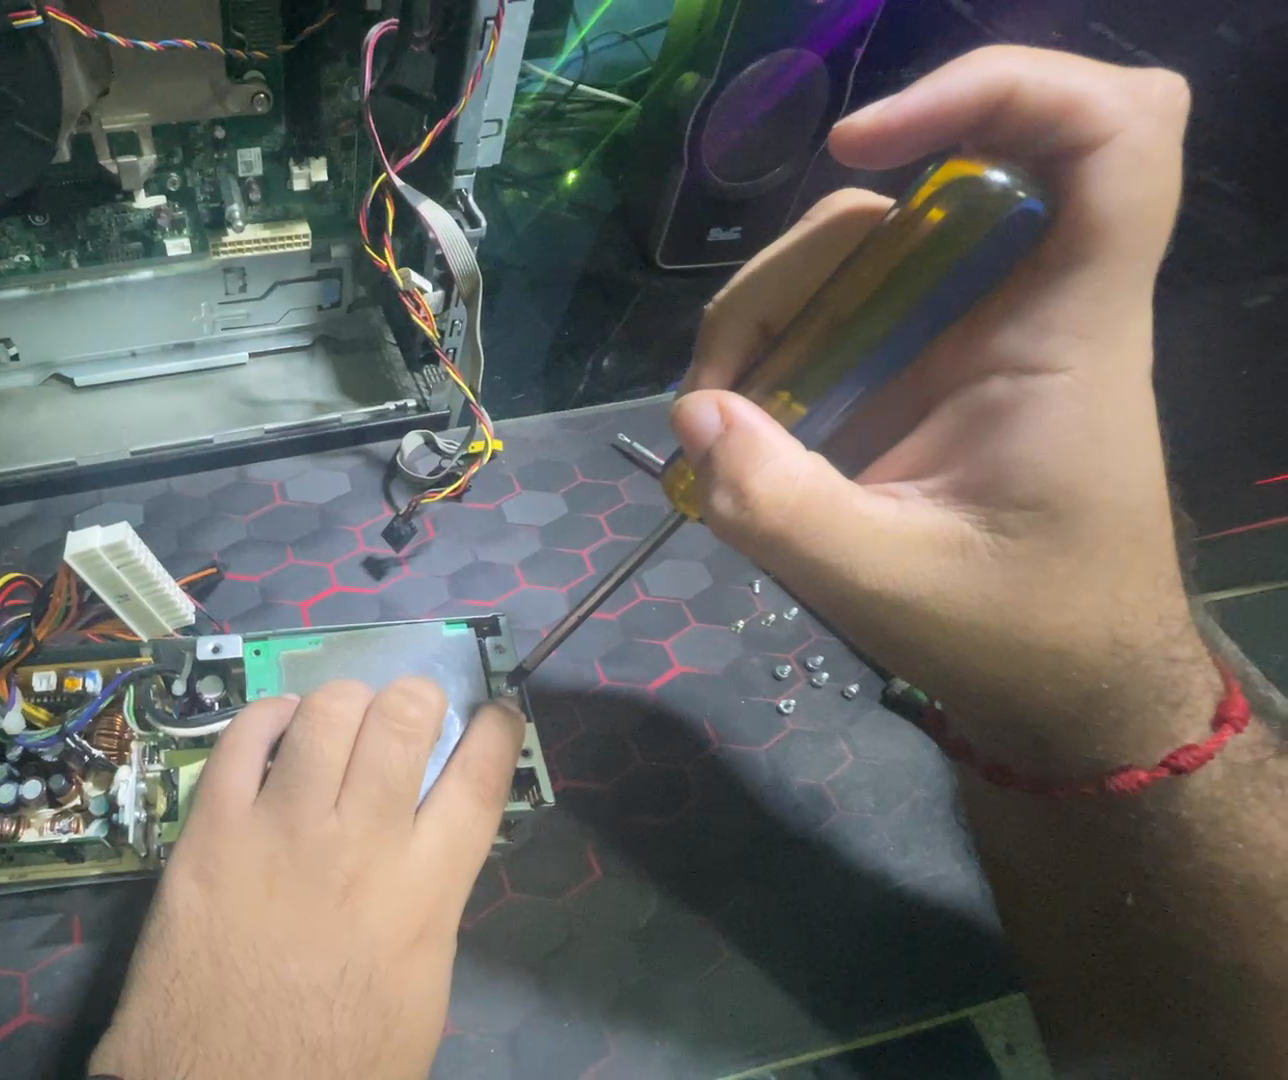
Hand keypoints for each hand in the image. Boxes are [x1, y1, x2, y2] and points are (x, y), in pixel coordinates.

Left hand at [89, 679, 524, 1079]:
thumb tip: (429, 834)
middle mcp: (357, 845)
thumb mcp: (416, 989)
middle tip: (407, 707)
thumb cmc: (333, 1060)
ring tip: (342, 715)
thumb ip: (428, 900)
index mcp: (421, 895)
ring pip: (325, 715)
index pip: (477, 784)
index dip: (496, 732)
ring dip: (343, 701)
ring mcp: (280, 829)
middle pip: (400, 722)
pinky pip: (243, 738)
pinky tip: (279, 724)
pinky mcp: (212, 828)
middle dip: (414, 696)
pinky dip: (268, 715)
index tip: (496, 709)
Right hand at [672, 46, 1219, 768]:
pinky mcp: (893, 378)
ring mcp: (939, 344)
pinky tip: (737, 432)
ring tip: (721, 430)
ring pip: (834, 267)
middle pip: (895, 212)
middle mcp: (1002, 313)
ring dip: (752, 329)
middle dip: (783, 280)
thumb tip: (694, 418)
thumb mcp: (883, 580)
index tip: (860, 147)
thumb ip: (781, 506)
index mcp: (1055, 334)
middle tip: (724, 392)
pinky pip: (811, 325)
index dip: (990, 92)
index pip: (1099, 136)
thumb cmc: (1011, 629)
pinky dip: (754, 364)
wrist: (1055, 679)